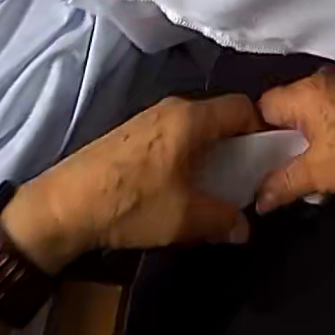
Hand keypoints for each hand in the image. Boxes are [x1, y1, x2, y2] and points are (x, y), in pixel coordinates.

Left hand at [2, 94, 262, 271]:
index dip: (261, 129)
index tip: (268, 160)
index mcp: (190, 118)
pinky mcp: (132, 132)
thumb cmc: (132, 203)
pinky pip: (174, 135)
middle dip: (236, 146)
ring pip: (195, 127)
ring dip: (210, 153)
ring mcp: (149, 117)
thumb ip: (223, 219)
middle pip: (218, 116)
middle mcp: (172, 108)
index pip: (240, 107)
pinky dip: (187, 154)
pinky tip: (179, 187)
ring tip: (212, 188)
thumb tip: (244, 227)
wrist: (66, 204)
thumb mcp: (185, 218)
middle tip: (245, 180)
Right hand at [254, 69, 334, 212]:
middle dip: (287, 141)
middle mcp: (320, 79)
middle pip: (287, 108)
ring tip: (319, 170)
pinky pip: (333, 109)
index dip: (258, 136)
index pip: (262, 108)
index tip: (263, 162)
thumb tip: (258, 201)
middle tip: (290, 170)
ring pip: (312, 111)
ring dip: (310, 138)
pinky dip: (331, 131)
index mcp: (303, 92)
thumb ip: (283, 184)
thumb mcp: (320, 175)